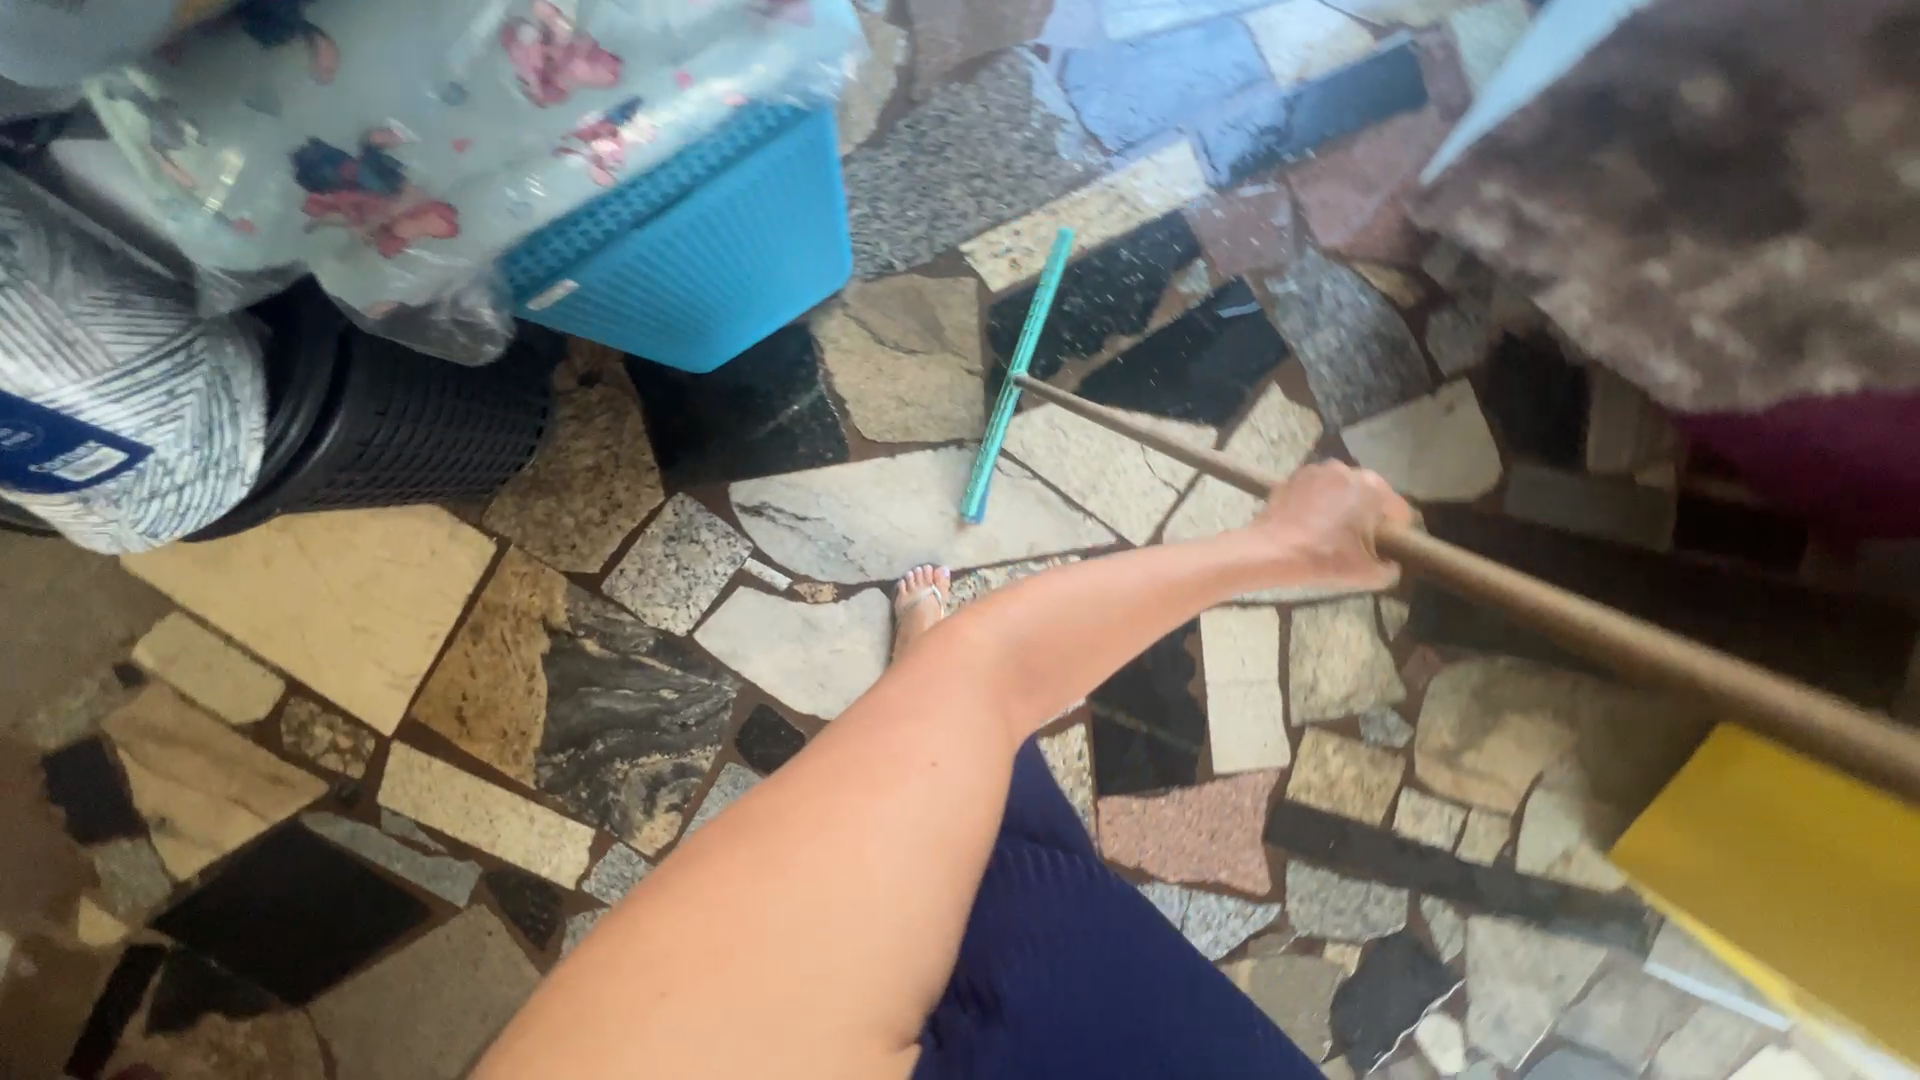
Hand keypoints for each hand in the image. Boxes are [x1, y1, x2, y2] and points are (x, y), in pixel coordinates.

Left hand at [1246, 462, 1414, 588]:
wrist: (1271, 550)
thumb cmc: (1324, 558)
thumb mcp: (1367, 574)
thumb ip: (1390, 570)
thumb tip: (1390, 564)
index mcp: (1373, 487)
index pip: (1398, 511)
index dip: (1395, 532)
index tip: (1383, 548)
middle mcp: (1346, 470)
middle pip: (1368, 496)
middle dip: (1365, 515)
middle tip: (1355, 541)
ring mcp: (1316, 470)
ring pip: (1340, 490)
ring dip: (1340, 505)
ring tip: (1328, 531)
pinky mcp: (1292, 477)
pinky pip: (1314, 490)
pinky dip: (1315, 502)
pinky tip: (1308, 522)